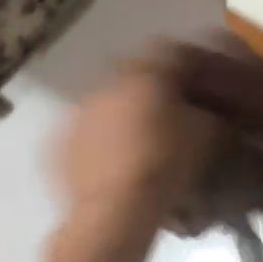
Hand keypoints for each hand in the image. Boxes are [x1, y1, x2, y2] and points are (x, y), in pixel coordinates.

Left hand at [54, 44, 215, 234]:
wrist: (114, 212)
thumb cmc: (168, 164)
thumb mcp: (208, 130)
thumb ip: (205, 106)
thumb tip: (204, 102)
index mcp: (145, 75)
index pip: (168, 50)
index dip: (186, 61)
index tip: (199, 75)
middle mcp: (106, 85)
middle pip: (132, 72)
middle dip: (149, 85)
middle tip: (169, 106)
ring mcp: (75, 114)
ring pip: (105, 100)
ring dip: (122, 110)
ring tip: (139, 135)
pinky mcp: (54, 144)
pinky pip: (83, 129)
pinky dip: (98, 136)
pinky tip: (114, 156)